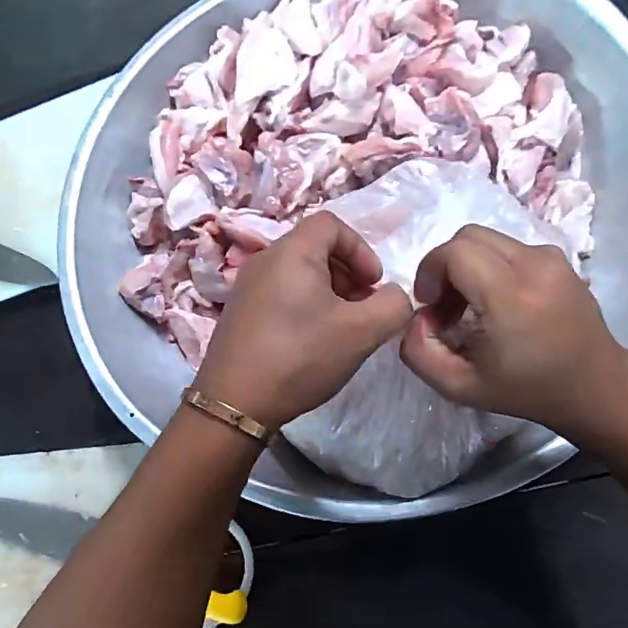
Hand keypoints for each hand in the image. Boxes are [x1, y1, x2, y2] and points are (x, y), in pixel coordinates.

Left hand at [195, 211, 411, 428]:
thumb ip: (392, 306)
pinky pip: (281, 294)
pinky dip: (305, 306)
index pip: (332, 224)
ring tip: (341, 329)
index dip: (361, 249)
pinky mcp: (239, 313)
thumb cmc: (301, 357)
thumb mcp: (362, 332)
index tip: (374, 285)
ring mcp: (246, 287)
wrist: (234, 403)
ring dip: (329, 292)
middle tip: (363, 309)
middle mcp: (264, 260)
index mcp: (292, 252)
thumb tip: (393, 297)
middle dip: (348, 273)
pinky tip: (312, 342)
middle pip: (315, 248)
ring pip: (298, 274)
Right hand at [400, 225, 627, 435]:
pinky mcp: (560, 258)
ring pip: (489, 239)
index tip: (430, 304)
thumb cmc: (527, 390)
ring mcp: (552, 257)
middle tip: (446, 305)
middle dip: (446, 265)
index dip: (429, 271)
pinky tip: (498, 301)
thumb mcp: (461, 387)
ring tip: (471, 305)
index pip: (454, 252)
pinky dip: (492, 265)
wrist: (593, 385)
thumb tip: (418, 318)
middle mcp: (534, 265)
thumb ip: (420, 354)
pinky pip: (511, 247)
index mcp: (510, 297)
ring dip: (468, 265)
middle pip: (468, 237)